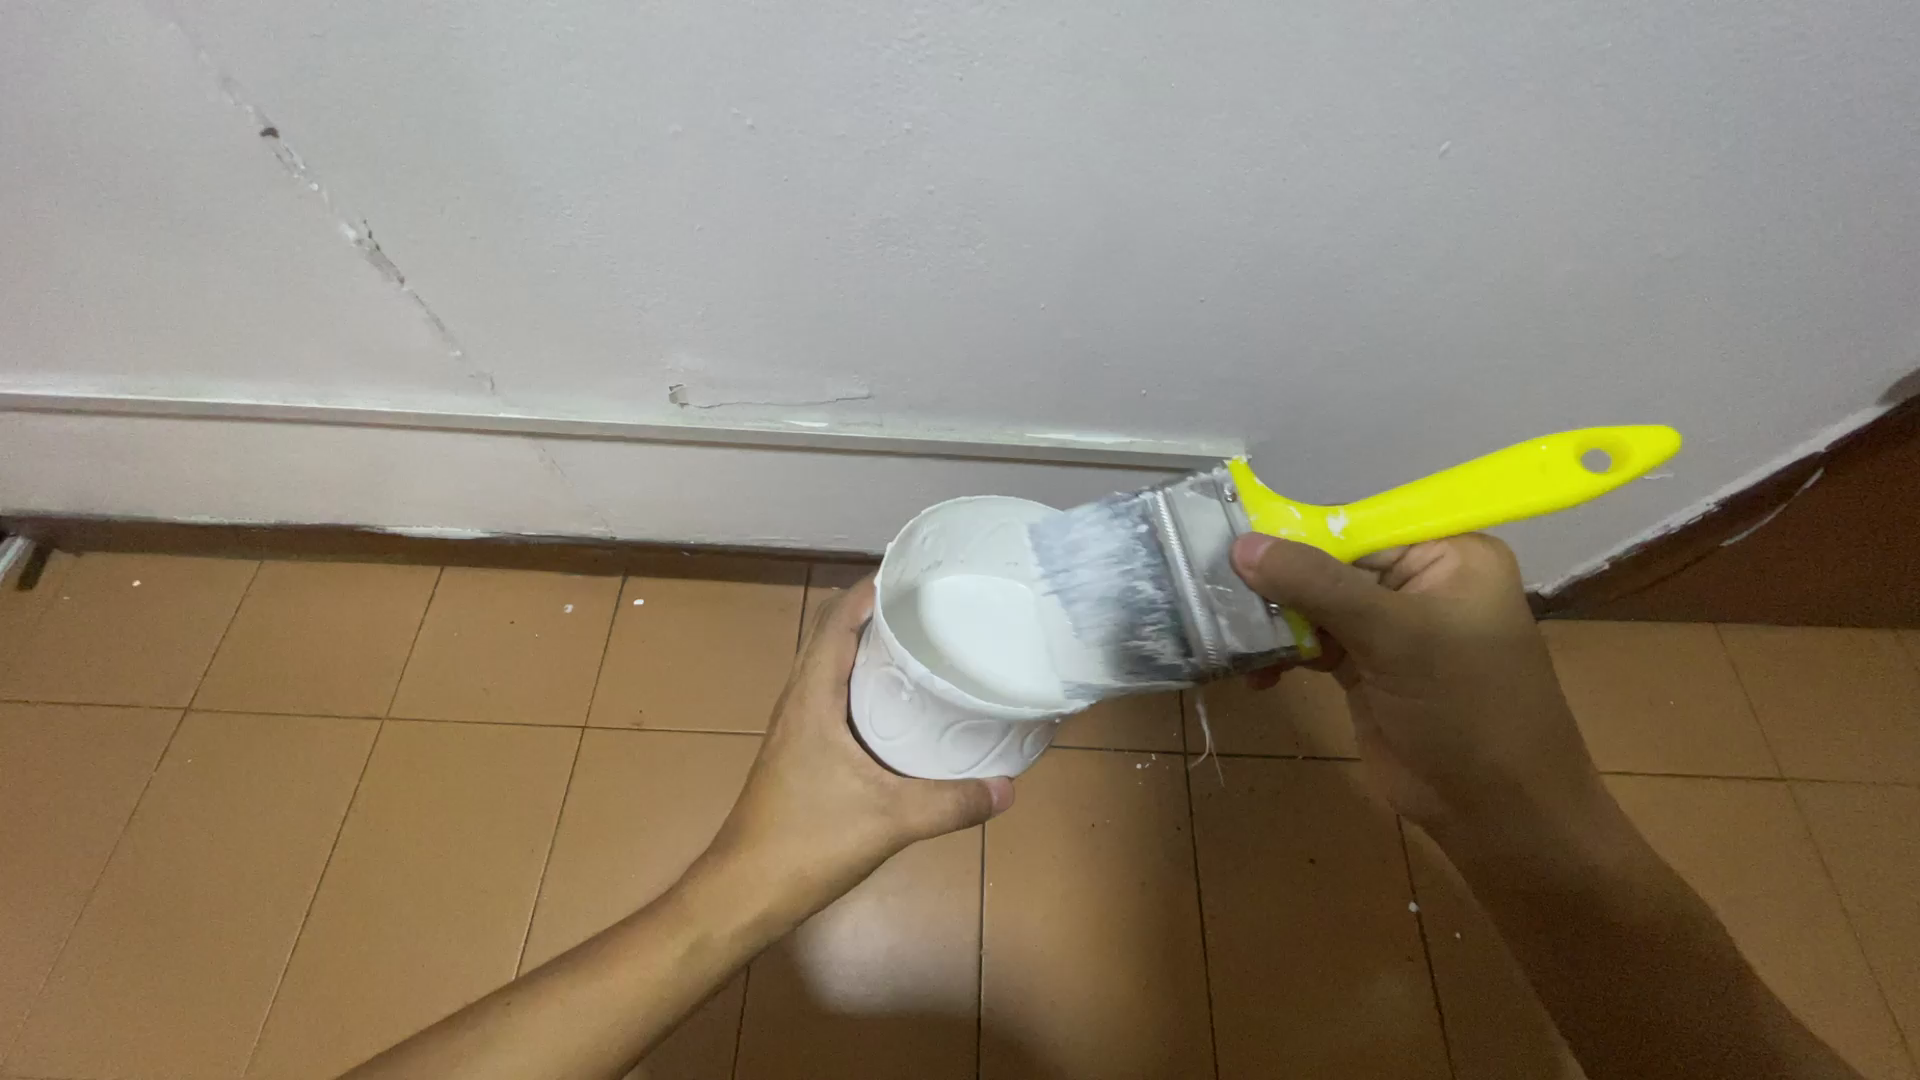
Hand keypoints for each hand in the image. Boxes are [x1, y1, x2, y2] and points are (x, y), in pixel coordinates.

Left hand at [702, 578, 1013, 918]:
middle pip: (831, 630)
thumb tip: (1008, 788)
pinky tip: (893, 701)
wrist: (742, 892)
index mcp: (812, 695)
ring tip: (916, 642)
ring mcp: (795, 723)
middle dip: (874, 610)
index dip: (872, 589)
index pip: (838, 617)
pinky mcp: (799, 746)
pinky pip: (830, 690)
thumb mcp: (890, 820)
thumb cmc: (807, 842)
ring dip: (864, 643)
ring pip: (828, 661)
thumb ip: (952, 803)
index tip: (917, 579)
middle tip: (928, 608)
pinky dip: (858, 677)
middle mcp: (799, 698)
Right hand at [1231, 533, 1606, 839]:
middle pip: (1325, 566)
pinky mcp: (1364, 666)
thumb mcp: (1393, 637)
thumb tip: (1241, 545)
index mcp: (1447, 556)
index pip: (1355, 528)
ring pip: (1310, 605)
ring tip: (1232, 643)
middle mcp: (1417, 583)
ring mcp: (1388, 627)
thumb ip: (1316, 585)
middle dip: (1275, 586)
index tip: (1229, 547)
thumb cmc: (1465, 710)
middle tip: (1218, 598)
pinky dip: (1280, 655)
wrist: (1495, 814)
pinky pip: (1309, 642)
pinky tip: (1258, 676)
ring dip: (1271, 625)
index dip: (1293, 537)